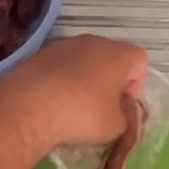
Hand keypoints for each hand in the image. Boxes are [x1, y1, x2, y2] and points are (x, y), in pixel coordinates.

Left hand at [0, 35, 147, 149]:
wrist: (28, 106)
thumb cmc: (82, 114)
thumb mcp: (114, 127)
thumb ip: (125, 117)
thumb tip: (118, 112)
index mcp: (117, 54)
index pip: (140, 59)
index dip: (136, 84)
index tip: (122, 105)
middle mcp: (92, 42)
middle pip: (110, 57)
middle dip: (109, 81)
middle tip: (100, 107)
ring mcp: (63, 45)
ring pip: (83, 61)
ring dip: (83, 80)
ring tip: (72, 106)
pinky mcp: (39, 54)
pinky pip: (59, 66)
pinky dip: (60, 80)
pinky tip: (51, 102)